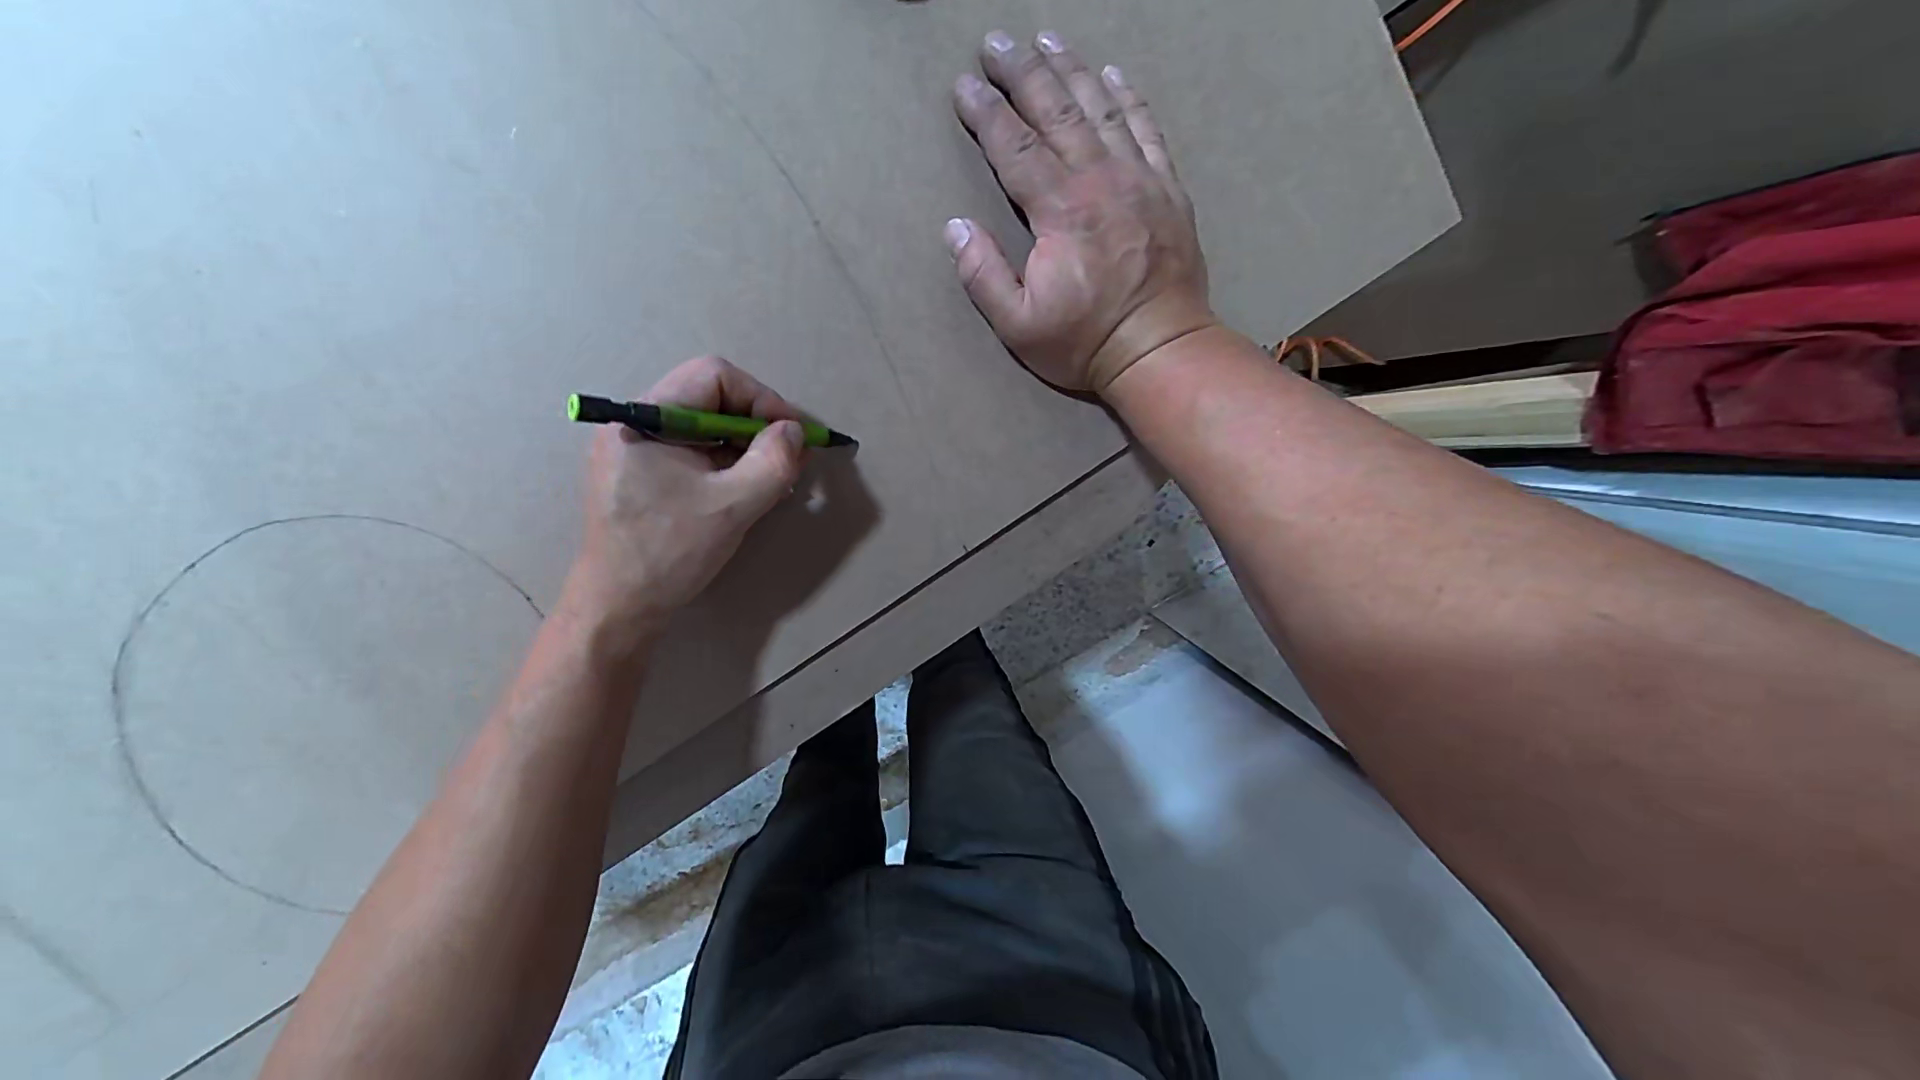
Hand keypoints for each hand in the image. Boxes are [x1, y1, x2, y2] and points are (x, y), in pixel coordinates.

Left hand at [560, 356, 808, 647]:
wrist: (619, 606)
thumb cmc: (670, 552)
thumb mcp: (733, 506)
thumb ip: (773, 461)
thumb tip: (794, 432)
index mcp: (644, 419)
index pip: (714, 376)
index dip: (762, 399)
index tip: (792, 435)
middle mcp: (634, 423)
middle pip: (709, 398)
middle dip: (757, 424)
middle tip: (790, 458)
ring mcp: (635, 449)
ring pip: (704, 426)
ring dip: (745, 447)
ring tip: (774, 479)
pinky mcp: (641, 474)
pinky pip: (693, 451)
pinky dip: (726, 464)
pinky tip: (748, 490)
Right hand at [949, 30, 1215, 395]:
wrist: (1160, 350)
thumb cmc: (1085, 343)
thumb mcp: (1018, 326)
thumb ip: (983, 275)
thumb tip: (956, 227)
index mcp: (1059, 211)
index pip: (1014, 147)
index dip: (985, 113)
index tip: (964, 85)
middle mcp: (1099, 180)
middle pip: (1055, 111)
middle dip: (1021, 72)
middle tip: (995, 42)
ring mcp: (1140, 180)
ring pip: (1101, 107)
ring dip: (1070, 70)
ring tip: (1046, 38)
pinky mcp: (1168, 190)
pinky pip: (1147, 129)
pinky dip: (1129, 98)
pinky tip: (1112, 75)